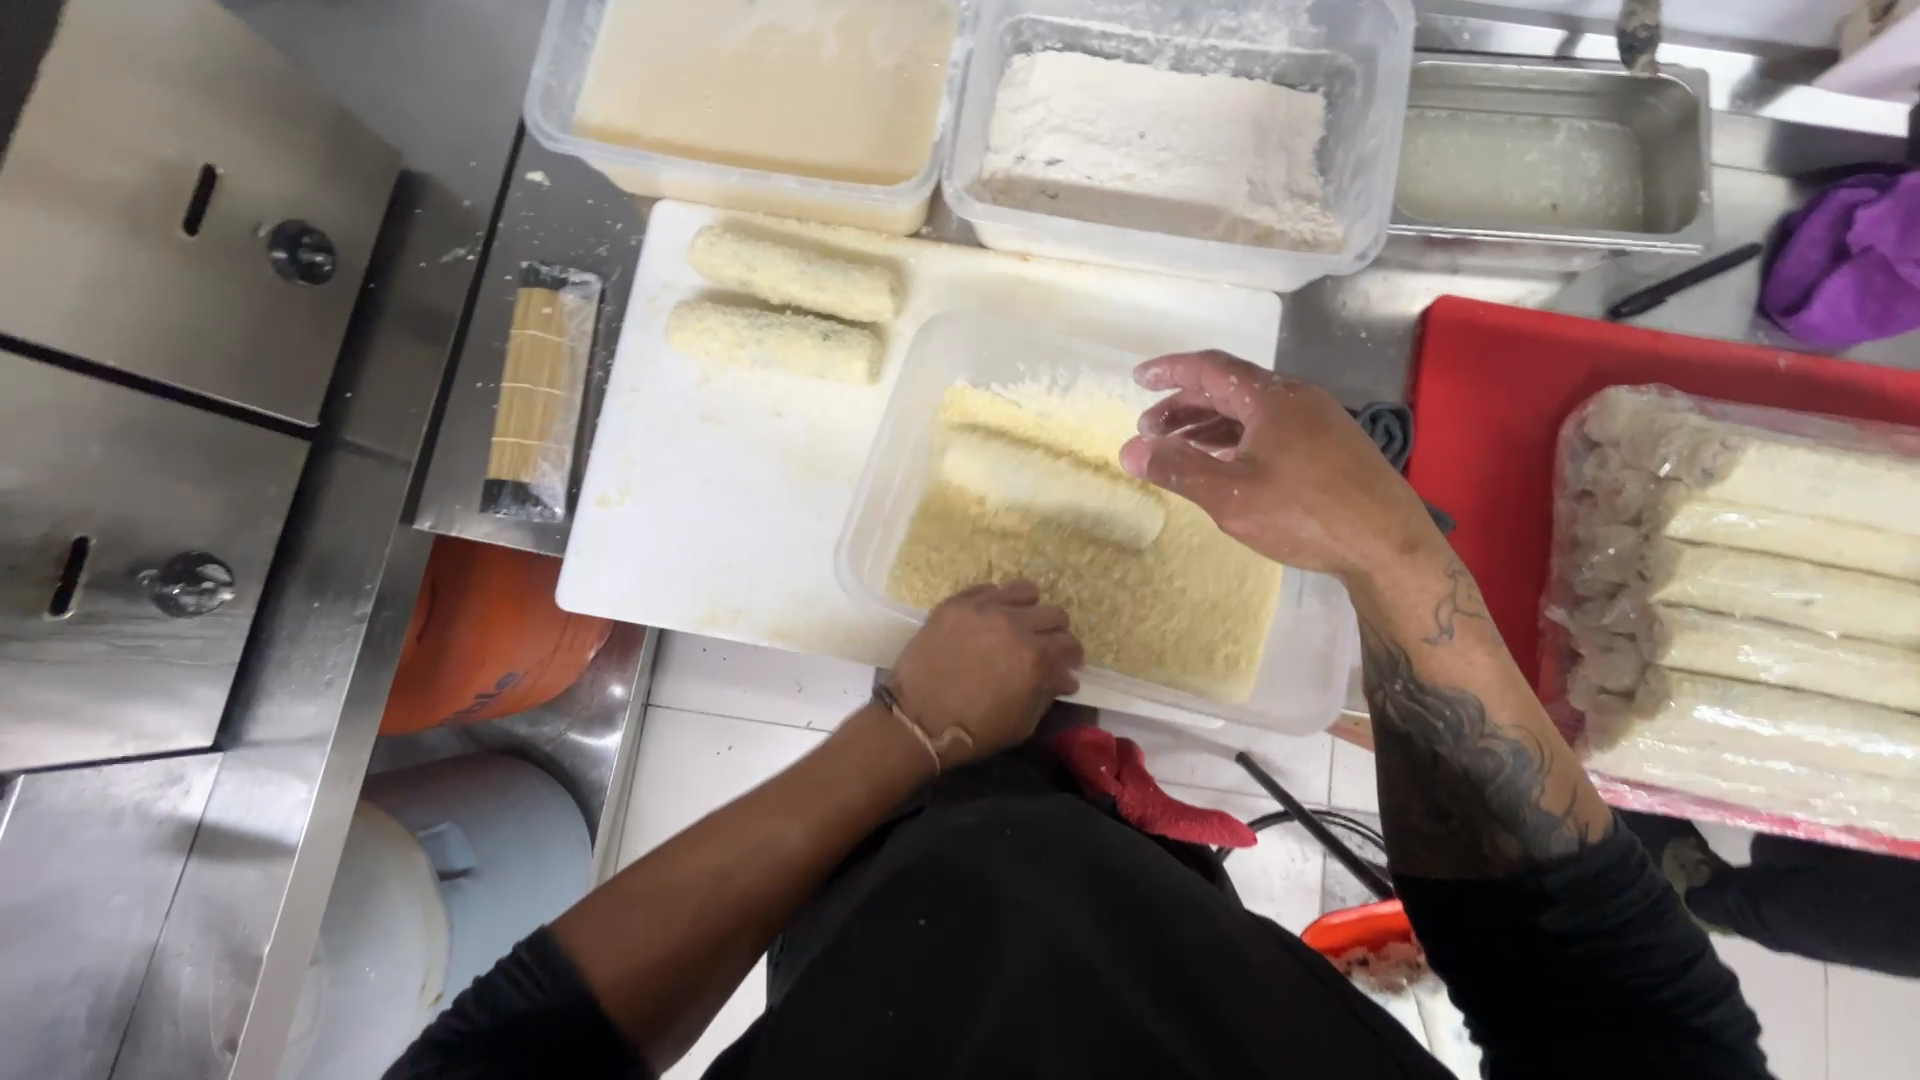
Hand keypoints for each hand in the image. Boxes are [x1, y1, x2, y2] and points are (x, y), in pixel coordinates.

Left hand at [886, 581, 1083, 767]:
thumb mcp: (1022, 723)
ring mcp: (982, 609)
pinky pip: (987, 589)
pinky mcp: (955, 604)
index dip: (1071, 657)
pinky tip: (989, 618)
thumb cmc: (974, 731)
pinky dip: (995, 602)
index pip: (1069, 644)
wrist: (916, 721)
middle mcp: (1014, 625)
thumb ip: (1047, 693)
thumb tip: (1064, 677)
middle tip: (1043, 646)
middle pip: (1053, 613)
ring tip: (1018, 623)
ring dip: (1028, 608)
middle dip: (1054, 633)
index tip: (1065, 665)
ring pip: (1024, 591)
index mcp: (1035, 657)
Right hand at [1118, 350, 1440, 581]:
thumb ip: (1177, 469)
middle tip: (1150, 428)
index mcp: (1271, 398)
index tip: (1138, 378)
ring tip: (1179, 447)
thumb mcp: (1229, 495)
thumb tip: (1130, 450)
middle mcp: (1296, 398)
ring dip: (1209, 423)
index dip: (1169, 370)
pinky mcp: (1330, 446)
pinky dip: (1237, 437)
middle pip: (1229, 388)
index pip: (1209, 368)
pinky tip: (1226, 462)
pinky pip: (1271, 428)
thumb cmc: (1304, 514)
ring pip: (1251, 410)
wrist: (1388, 544)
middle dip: (1184, 404)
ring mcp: (1318, 421)